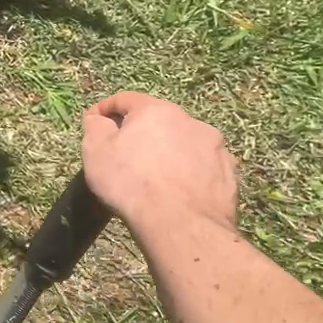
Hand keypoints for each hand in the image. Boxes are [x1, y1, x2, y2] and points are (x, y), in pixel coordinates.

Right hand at [81, 92, 238, 236]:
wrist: (181, 223)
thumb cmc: (130, 180)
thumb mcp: (95, 149)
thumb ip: (95, 125)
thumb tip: (100, 119)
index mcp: (158, 111)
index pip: (126, 99)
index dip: (104, 109)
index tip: (93, 123)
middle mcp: (193, 123)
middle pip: (158, 120)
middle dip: (138, 131)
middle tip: (120, 151)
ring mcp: (217, 148)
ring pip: (181, 141)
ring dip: (164, 150)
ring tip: (149, 173)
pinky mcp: (230, 174)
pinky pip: (199, 163)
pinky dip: (184, 169)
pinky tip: (171, 188)